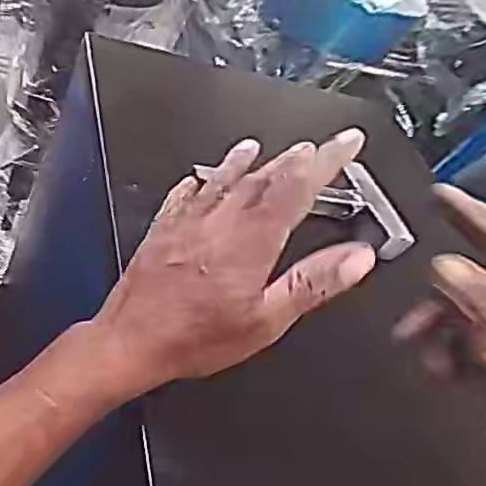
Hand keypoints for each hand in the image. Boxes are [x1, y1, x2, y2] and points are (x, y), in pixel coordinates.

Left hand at [84, 129, 376, 398]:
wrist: (130, 342)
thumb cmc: (191, 338)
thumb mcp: (264, 322)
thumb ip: (311, 284)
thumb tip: (356, 259)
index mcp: (250, 241)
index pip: (298, 186)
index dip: (327, 161)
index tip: (346, 142)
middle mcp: (218, 223)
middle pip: (262, 177)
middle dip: (293, 158)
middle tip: (313, 147)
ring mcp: (185, 224)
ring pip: (221, 181)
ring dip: (244, 162)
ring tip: (257, 148)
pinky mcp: (160, 233)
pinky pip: (182, 197)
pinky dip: (198, 183)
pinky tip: (198, 180)